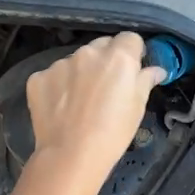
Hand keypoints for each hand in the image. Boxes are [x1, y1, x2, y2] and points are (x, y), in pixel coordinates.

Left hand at [25, 33, 165, 187]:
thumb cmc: (113, 133)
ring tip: (81, 103)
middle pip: (102, 46)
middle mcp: (88, 53)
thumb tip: (156, 70)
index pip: (130, 39)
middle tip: (106, 89)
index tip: (131, 72)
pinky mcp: (38, 77)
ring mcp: (60, 63)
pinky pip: (53, 75)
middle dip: (106, 61)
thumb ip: (145, 81)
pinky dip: (58, 87)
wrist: (71, 155)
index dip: (133, 54)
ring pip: (76, 61)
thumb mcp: (137, 108)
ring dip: (81, 73)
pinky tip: (61, 108)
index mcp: (118, 57)